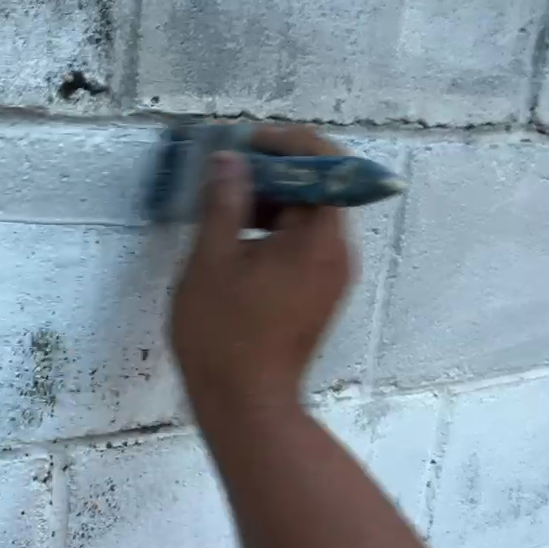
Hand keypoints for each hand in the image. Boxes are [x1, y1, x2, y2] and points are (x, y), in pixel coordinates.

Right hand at [170, 125, 353, 430]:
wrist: (245, 405)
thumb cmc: (223, 333)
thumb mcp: (211, 262)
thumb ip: (223, 203)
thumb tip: (230, 159)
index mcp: (319, 237)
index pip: (322, 162)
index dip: (281, 142)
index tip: (238, 142)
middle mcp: (337, 251)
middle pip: (316, 188)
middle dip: (269, 172)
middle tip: (221, 173)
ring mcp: (330, 276)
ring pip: (305, 218)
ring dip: (267, 202)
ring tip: (219, 208)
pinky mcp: (317, 295)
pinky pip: (300, 246)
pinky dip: (271, 232)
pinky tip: (232, 244)